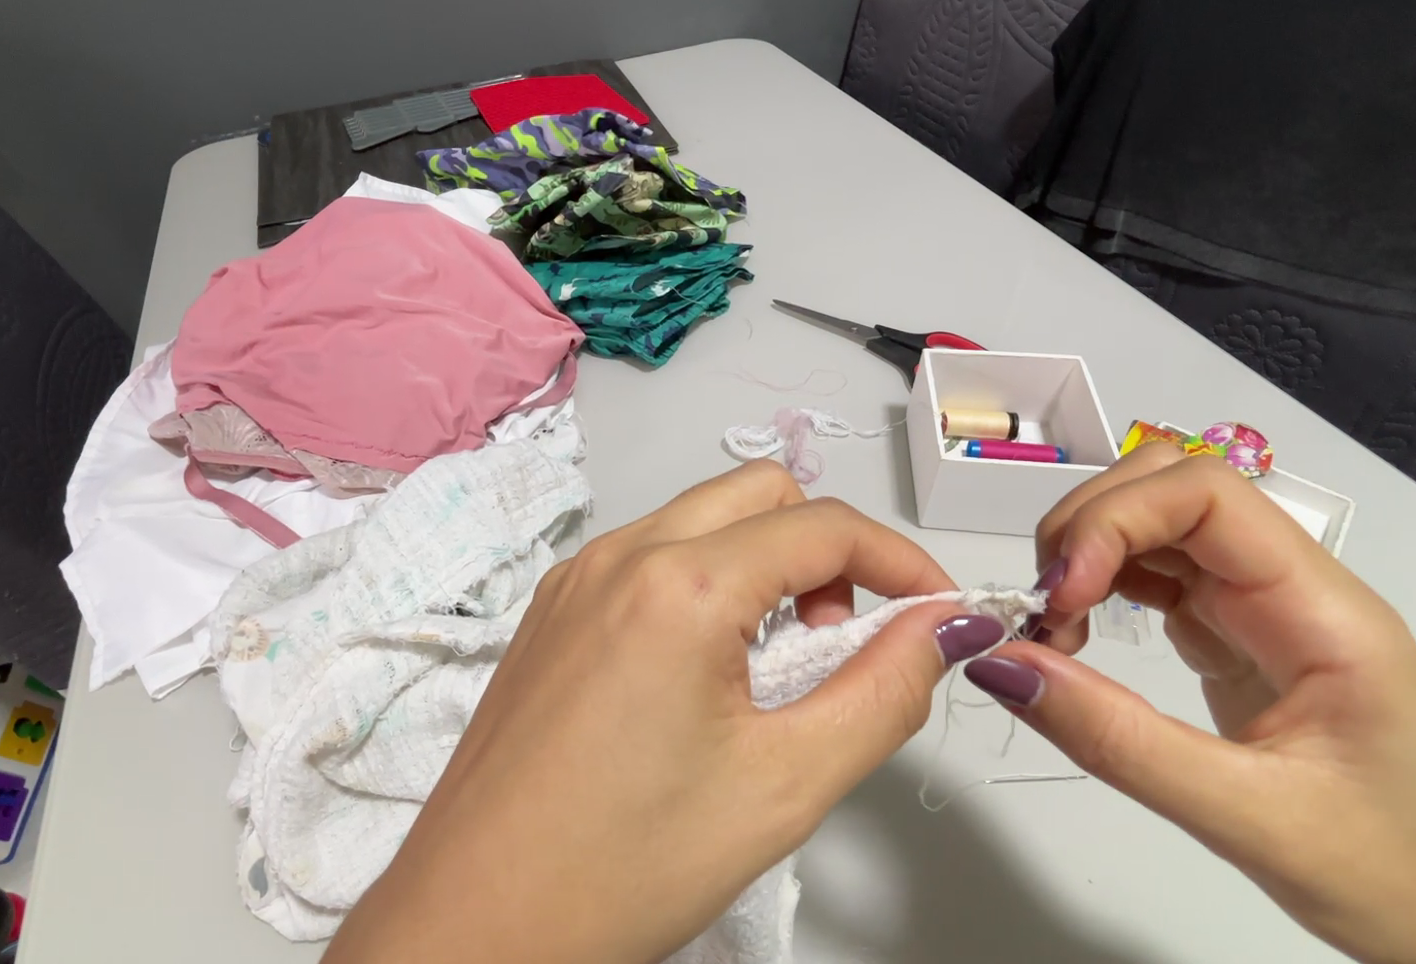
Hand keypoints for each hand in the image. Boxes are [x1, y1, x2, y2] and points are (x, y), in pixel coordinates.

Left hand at [324, 461, 1000, 963]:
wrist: (473, 921)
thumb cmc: (627, 865)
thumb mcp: (785, 785)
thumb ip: (883, 692)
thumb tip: (942, 626)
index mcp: (678, 584)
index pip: (822, 526)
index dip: (898, 558)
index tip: (935, 609)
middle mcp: (619, 553)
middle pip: (759, 493)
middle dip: (824, 546)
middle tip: (837, 634)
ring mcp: (576, 575)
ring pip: (702, 517)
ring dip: (763, 560)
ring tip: (774, 658)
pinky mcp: (553, 607)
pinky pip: (651, 553)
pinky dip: (706, 579)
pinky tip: (704, 664)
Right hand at [966, 445, 1415, 963]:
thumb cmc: (1397, 879)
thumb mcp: (1251, 821)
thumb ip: (1117, 739)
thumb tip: (999, 664)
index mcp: (1322, 610)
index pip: (1205, 494)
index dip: (1114, 519)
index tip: (1059, 594)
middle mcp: (1286, 585)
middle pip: (1169, 486)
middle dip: (1086, 527)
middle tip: (1044, 610)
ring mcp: (1255, 605)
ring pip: (1151, 522)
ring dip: (1082, 553)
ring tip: (1052, 628)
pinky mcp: (1225, 632)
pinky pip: (1148, 573)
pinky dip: (1094, 586)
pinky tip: (1075, 636)